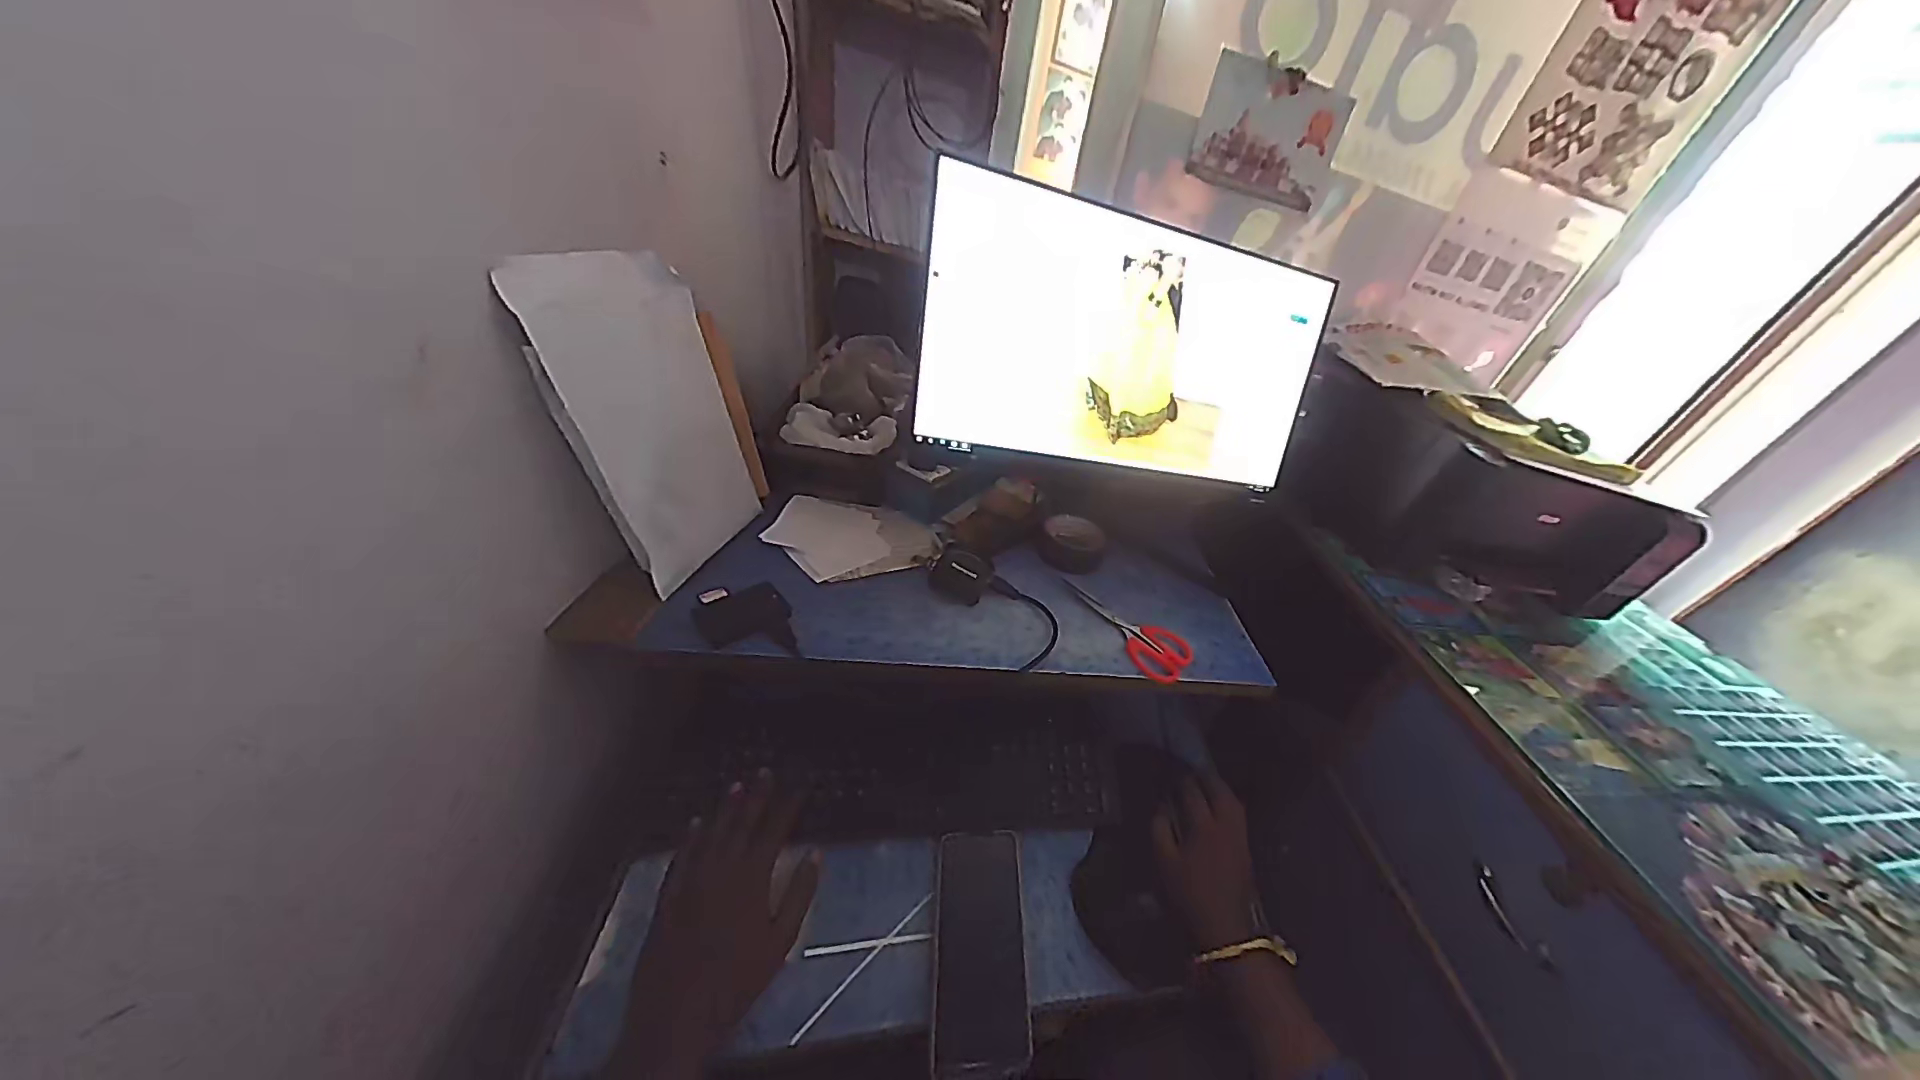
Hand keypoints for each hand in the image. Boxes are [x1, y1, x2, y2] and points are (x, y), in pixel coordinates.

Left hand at [611, 771, 819, 1078]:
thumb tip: (815, 855)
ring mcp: (691, 880)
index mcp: (752, 878)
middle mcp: (721, 869)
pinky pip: (681, 856)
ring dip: (725, 809)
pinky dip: (689, 837)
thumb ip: (799, 894)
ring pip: (710, 834)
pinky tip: (694, 823)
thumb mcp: (780, 941)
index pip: (774, 831)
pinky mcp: (668, 896)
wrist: (677, 1013)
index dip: (788, 807)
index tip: (799, 788)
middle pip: (742, 824)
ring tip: (736, 786)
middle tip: (765, 772)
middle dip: (757, 796)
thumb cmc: (737, 980)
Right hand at [1150, 772, 1257, 951]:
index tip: (1170, 770)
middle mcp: (1225, 825)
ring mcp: (1239, 836)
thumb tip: (1161, 806)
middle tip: (1190, 769)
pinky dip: (1227, 801)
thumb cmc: (1188, 895)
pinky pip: (1238, 814)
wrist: (1225, 929)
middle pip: (1218, 790)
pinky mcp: (1246, 847)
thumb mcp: (1164, 862)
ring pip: (1232, 801)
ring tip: (1206, 781)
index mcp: (1202, 826)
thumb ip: (1160, 828)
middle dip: (1204, 777)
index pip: (1191, 792)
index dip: (1180, 779)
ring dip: (1219, 787)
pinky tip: (1218, 804)